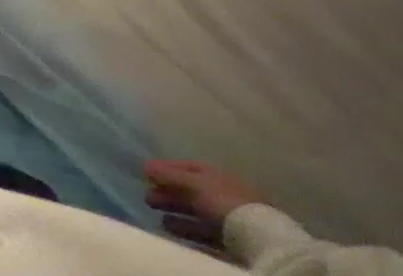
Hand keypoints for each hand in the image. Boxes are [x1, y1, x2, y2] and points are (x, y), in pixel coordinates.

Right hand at [145, 160, 268, 247]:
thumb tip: (144, 165)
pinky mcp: (228, 237)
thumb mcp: (192, 183)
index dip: (166, 169)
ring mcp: (227, 216)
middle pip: (190, 191)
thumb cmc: (223, 200)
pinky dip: (185, 228)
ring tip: (156, 215)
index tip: (145, 173)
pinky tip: (170, 228)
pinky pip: (202, 230)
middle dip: (167, 193)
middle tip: (147, 198)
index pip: (187, 167)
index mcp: (215, 174)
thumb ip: (168, 174)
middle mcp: (221, 192)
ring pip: (195, 212)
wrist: (257, 236)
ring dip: (175, 212)